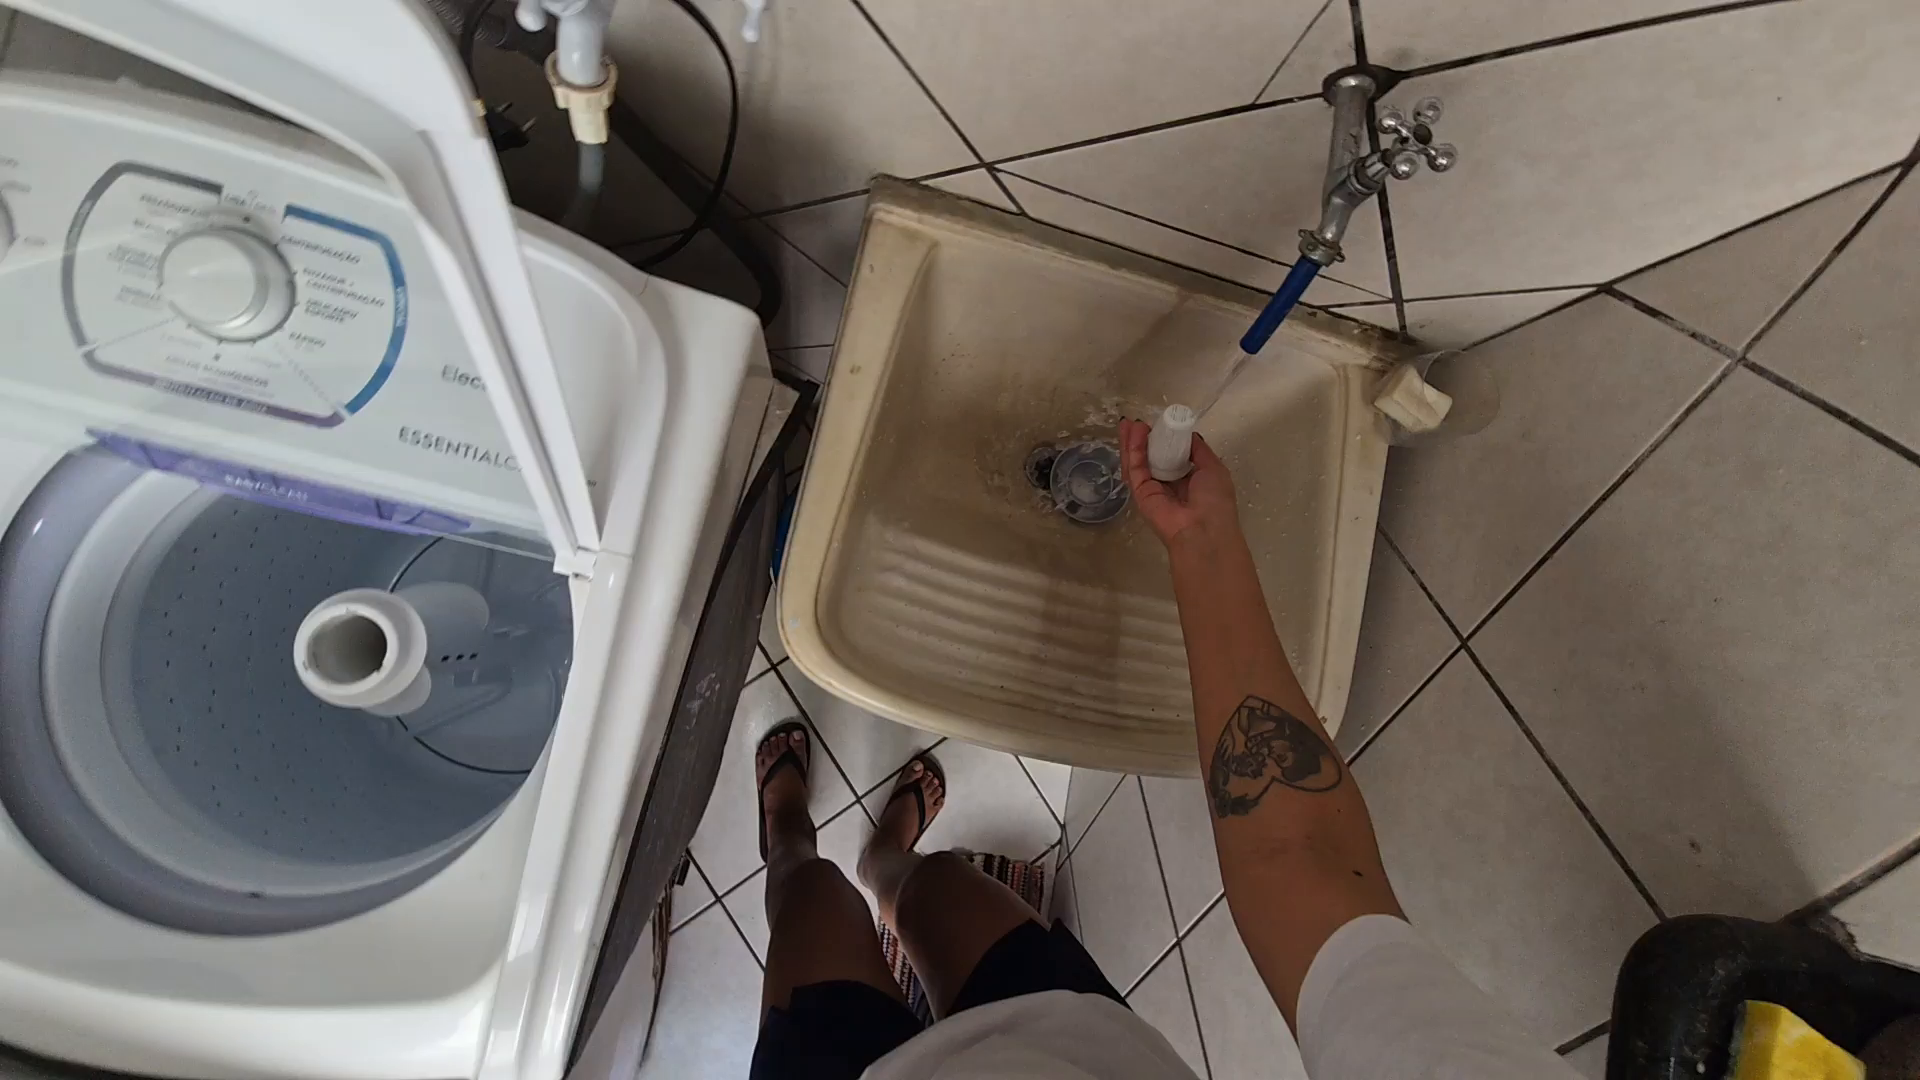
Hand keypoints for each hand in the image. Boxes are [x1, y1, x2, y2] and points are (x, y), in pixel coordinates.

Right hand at [1119, 417, 1239, 549]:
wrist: (1202, 530)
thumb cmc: (1215, 500)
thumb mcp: (1213, 468)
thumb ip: (1199, 450)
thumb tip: (1189, 434)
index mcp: (1190, 478)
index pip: (1172, 455)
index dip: (1164, 439)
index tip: (1158, 424)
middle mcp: (1169, 483)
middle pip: (1151, 457)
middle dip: (1143, 439)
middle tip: (1135, 421)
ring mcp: (1153, 488)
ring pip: (1139, 462)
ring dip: (1133, 442)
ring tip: (1128, 423)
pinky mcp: (1140, 493)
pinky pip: (1135, 469)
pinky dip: (1132, 451)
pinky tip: (1132, 434)